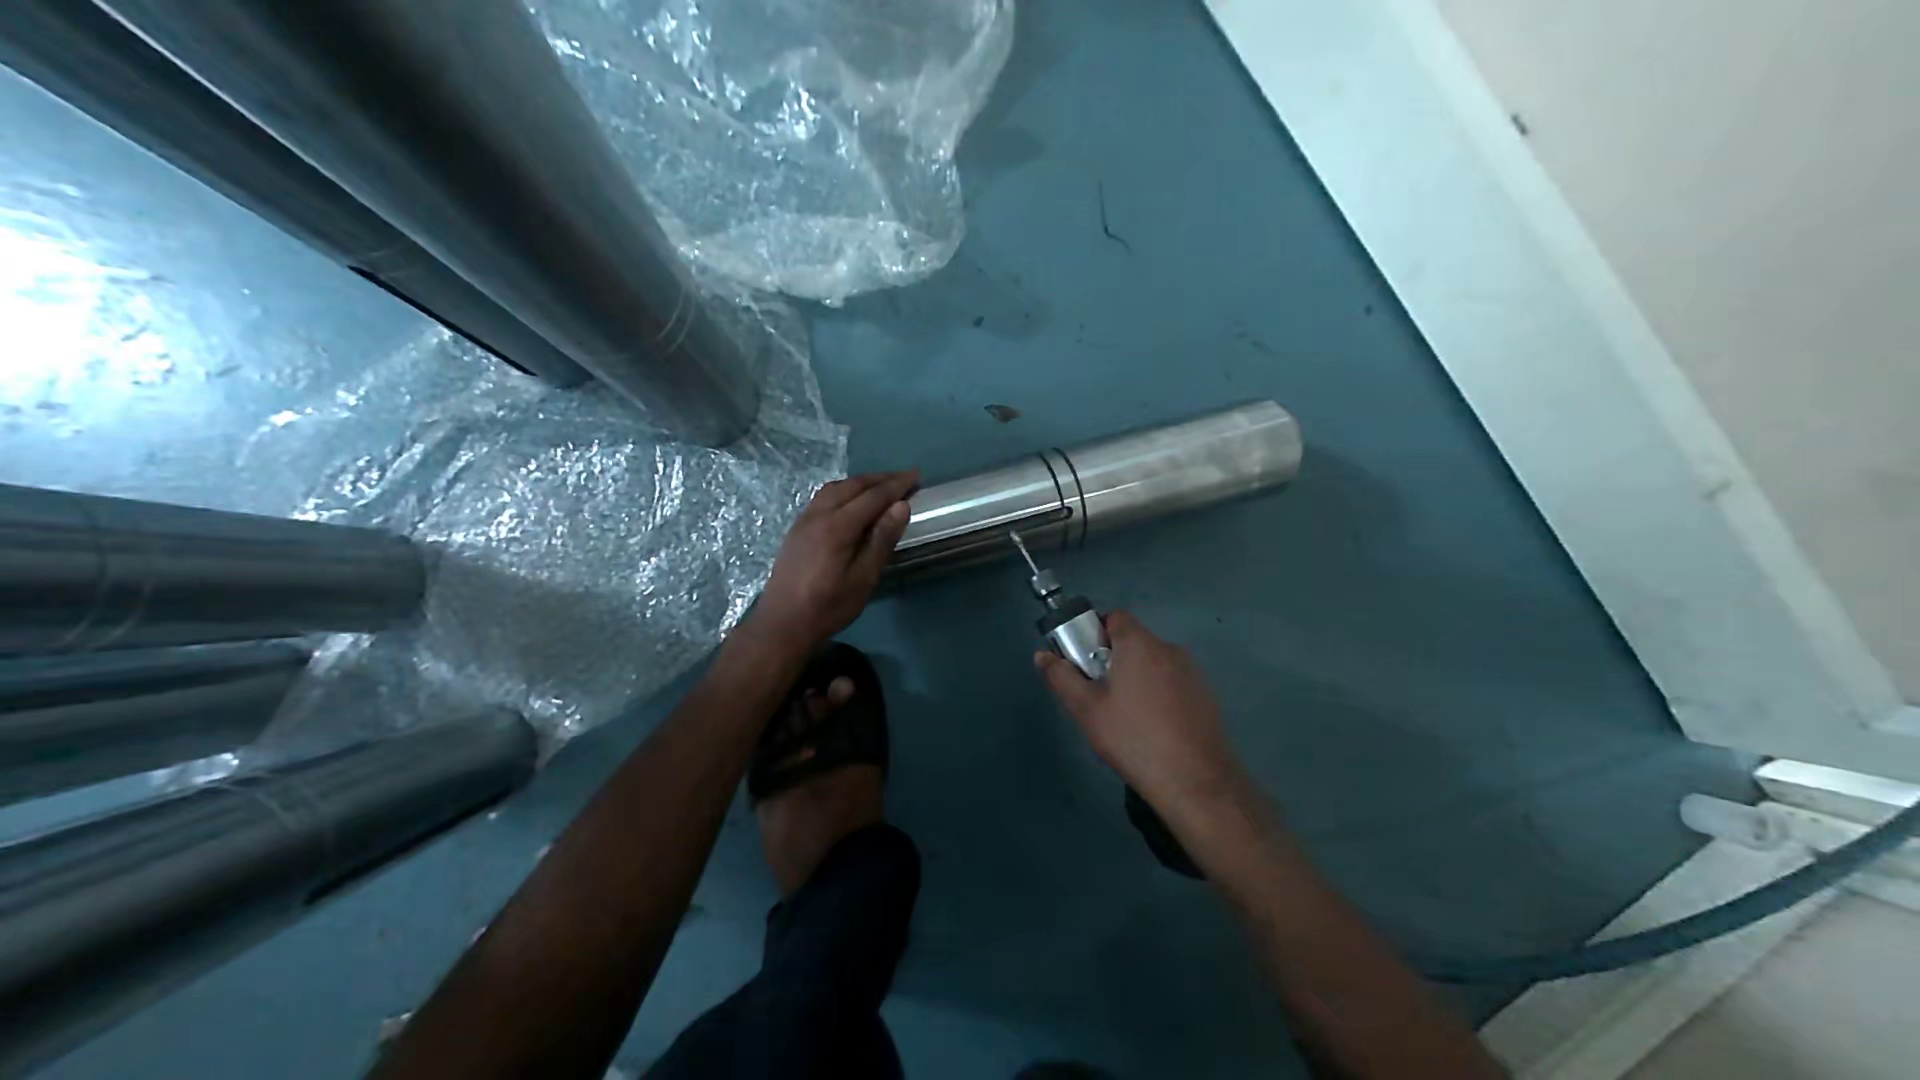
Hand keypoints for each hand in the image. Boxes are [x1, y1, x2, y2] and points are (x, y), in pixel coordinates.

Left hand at [742, 470, 917, 655]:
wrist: (783, 624)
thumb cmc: (829, 607)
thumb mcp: (863, 579)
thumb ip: (882, 540)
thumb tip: (901, 506)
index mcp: (837, 526)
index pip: (872, 496)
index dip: (896, 485)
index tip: (916, 476)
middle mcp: (819, 514)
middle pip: (852, 485)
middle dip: (880, 479)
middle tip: (904, 479)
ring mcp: (804, 520)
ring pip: (835, 488)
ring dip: (860, 482)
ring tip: (881, 486)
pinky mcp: (797, 529)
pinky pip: (824, 497)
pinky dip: (844, 490)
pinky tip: (851, 501)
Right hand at [1036, 611, 1242, 808]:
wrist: (1194, 781)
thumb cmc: (1133, 738)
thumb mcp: (1086, 709)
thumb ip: (1062, 677)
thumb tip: (1042, 655)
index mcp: (1140, 644)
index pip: (1115, 617)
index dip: (1095, 633)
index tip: (1084, 662)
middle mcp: (1169, 649)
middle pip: (1133, 641)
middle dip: (1113, 660)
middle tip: (1099, 695)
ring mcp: (1192, 672)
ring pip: (1153, 664)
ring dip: (1136, 678)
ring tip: (1125, 717)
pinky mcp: (1205, 695)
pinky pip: (1172, 682)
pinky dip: (1158, 695)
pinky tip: (1152, 728)